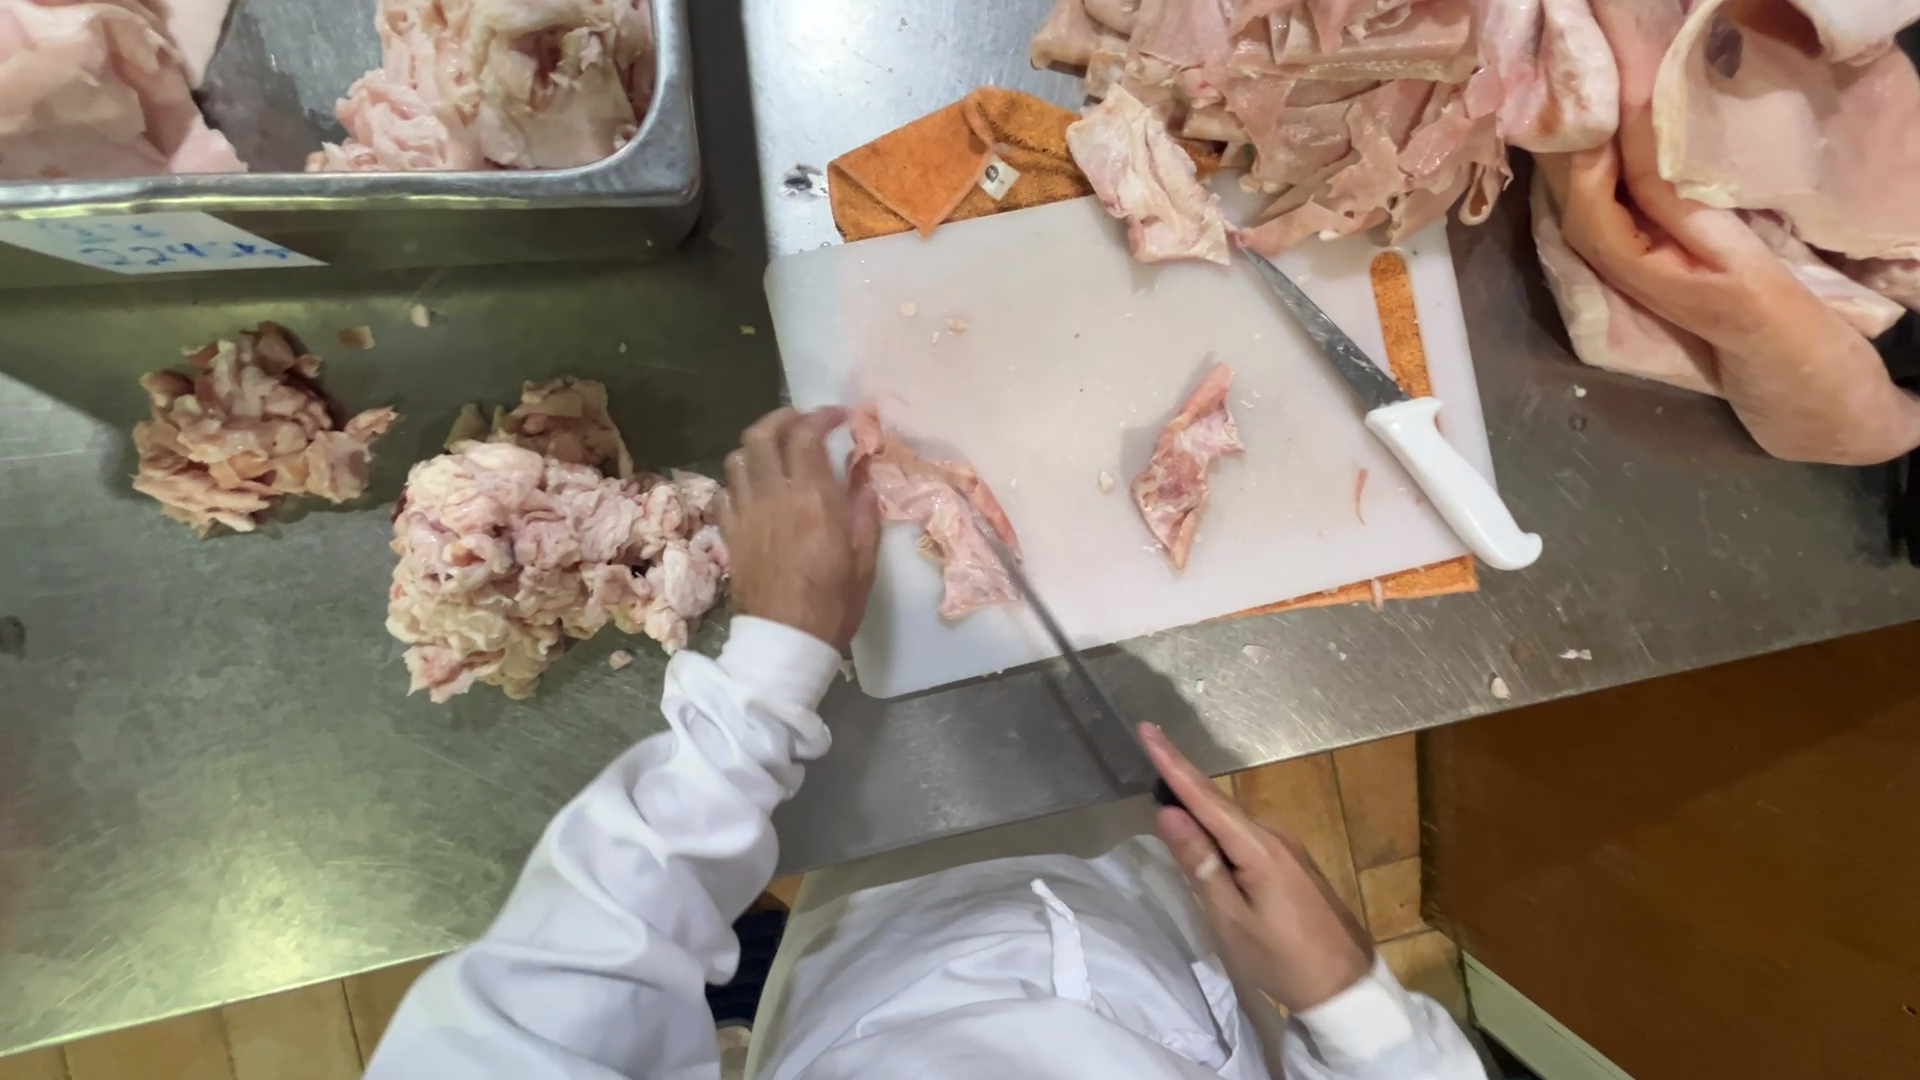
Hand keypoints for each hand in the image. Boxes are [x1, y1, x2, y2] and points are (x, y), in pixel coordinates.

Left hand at [720, 407, 880, 650]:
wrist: (784, 642)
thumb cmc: (833, 604)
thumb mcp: (864, 561)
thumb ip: (865, 514)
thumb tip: (865, 481)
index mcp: (814, 499)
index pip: (808, 436)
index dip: (823, 416)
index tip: (840, 416)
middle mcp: (774, 495)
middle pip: (763, 435)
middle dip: (783, 417)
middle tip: (802, 421)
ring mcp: (746, 513)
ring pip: (738, 457)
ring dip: (758, 446)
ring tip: (777, 452)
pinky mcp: (729, 533)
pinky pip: (725, 490)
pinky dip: (740, 479)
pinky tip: (754, 489)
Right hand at [1141, 722, 1372, 1011]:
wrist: (1350, 994)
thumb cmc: (1284, 960)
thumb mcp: (1231, 920)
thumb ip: (1200, 863)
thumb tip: (1168, 813)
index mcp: (1258, 847)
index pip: (1204, 796)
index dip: (1172, 762)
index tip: (1147, 728)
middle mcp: (1274, 835)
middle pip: (1217, 801)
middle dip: (1181, 777)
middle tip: (1148, 747)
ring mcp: (1287, 848)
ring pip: (1231, 819)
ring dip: (1198, 806)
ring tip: (1165, 795)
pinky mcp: (1292, 863)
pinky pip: (1245, 834)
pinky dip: (1218, 827)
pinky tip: (1204, 835)